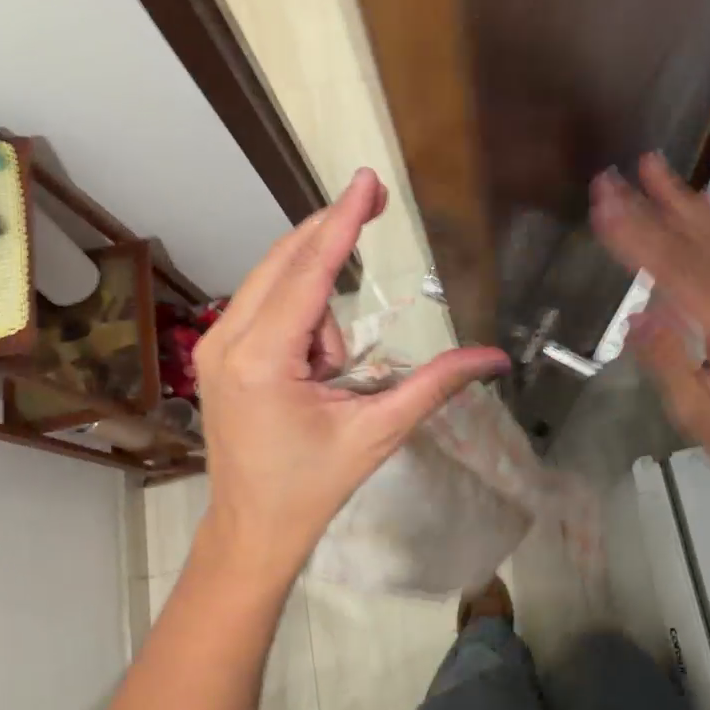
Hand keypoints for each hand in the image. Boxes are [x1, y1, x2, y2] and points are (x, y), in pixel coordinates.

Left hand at [190, 168, 510, 582]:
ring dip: (320, 307)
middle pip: (287, 260)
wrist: (252, 529)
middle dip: (333, 232)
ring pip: (279, 282)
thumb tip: (495, 358)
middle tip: (376, 199)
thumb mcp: (378, 432)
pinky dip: (302, 315)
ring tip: (334, 377)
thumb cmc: (313, 486)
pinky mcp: (217, 353)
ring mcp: (214, 345)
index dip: (343, 221)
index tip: (367, 179)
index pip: (310, 271)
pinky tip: (315, 366)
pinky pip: (268, 304)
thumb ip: (435, 384)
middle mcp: (227, 340)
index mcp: (261, 359)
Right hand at [591, 154, 709, 547]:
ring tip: (650, 165)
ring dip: (680, 200)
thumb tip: (636, 314)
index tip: (604, 205)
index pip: (678, 272)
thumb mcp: (696, 413)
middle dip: (650, 207)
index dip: (637, 237)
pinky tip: (694, 200)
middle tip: (611, 177)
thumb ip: (668, 361)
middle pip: (696, 244)